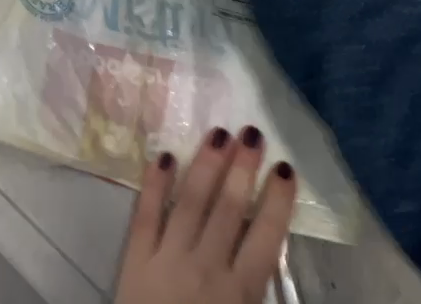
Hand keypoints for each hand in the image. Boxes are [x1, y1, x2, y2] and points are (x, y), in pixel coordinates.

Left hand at [115, 126, 297, 303]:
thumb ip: (257, 291)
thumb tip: (270, 251)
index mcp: (240, 293)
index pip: (265, 238)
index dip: (277, 202)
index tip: (285, 169)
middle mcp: (207, 268)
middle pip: (228, 209)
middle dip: (242, 169)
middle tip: (252, 132)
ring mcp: (168, 259)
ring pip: (191, 202)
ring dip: (205, 164)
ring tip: (217, 132)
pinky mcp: (135, 259)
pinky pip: (146, 214)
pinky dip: (154, 184)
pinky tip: (163, 155)